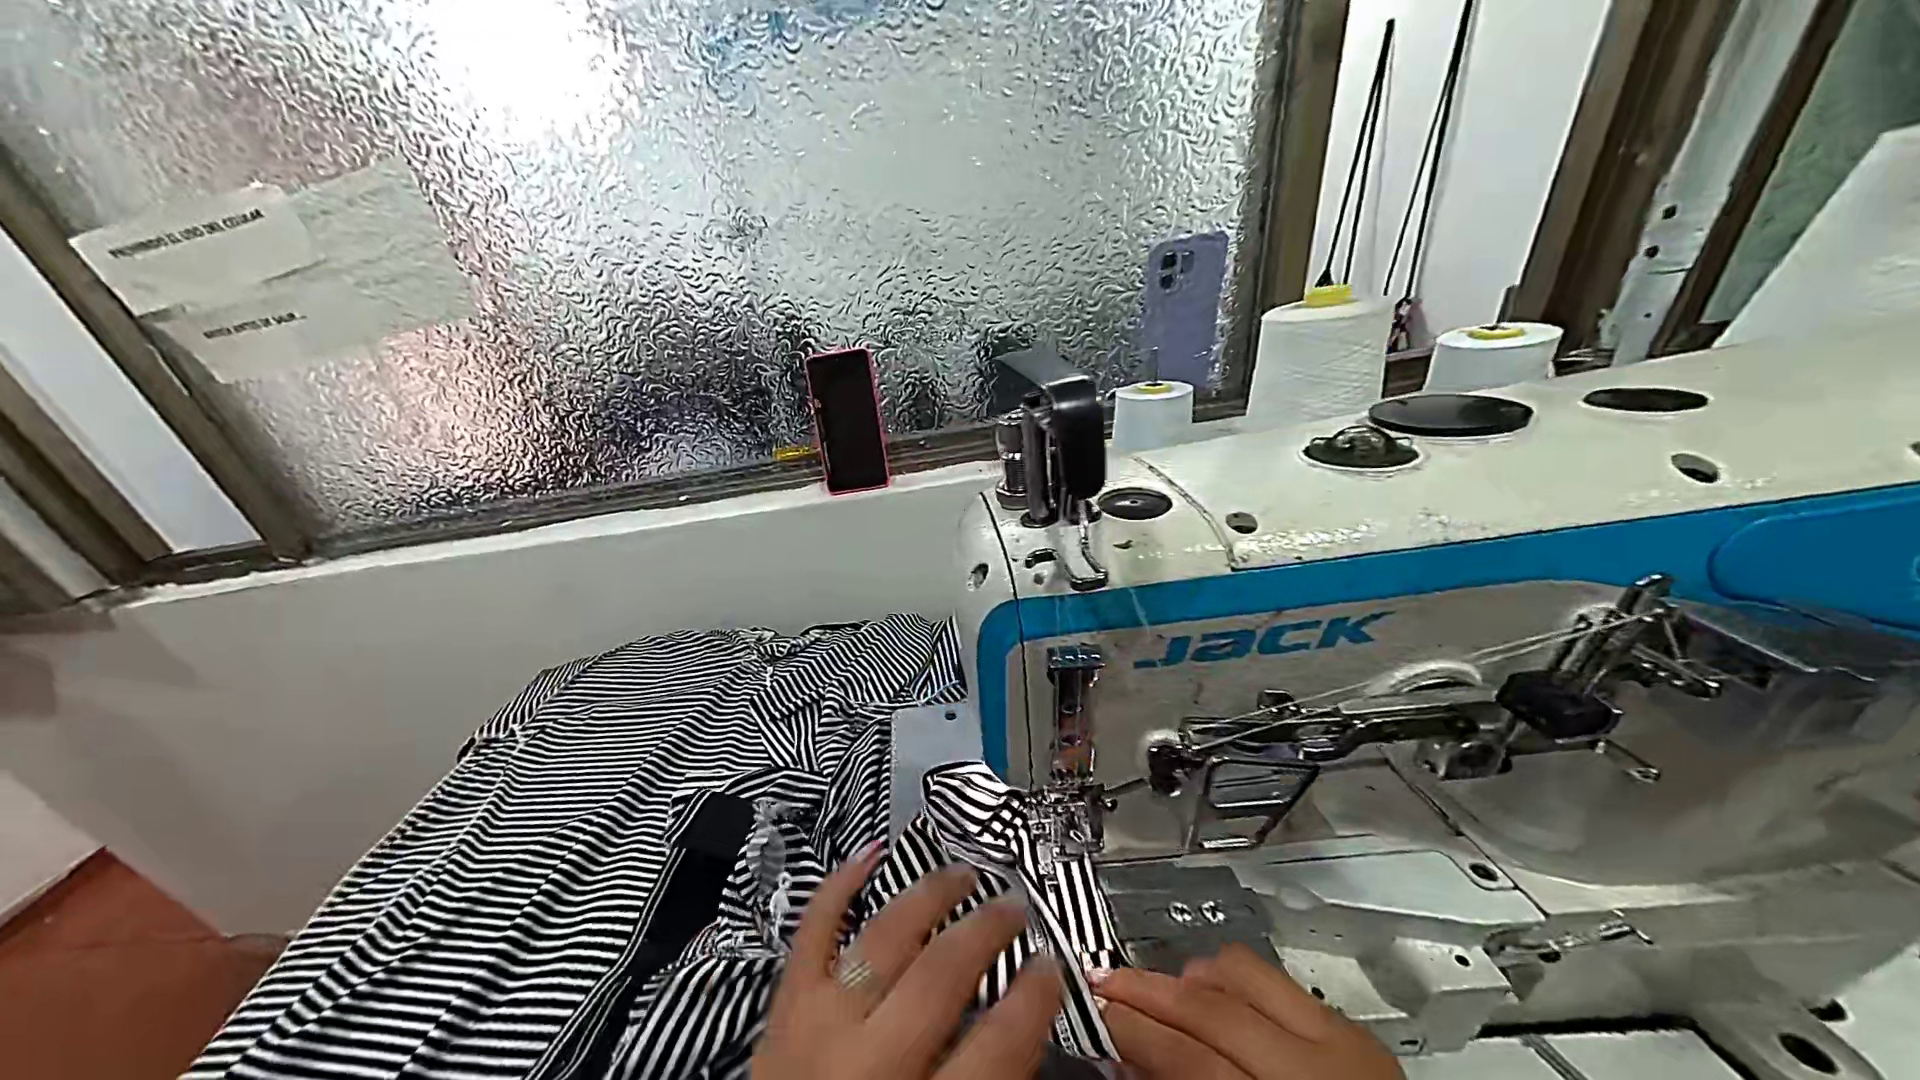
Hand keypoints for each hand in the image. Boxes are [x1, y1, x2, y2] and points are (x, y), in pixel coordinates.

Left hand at [752, 843, 1063, 1079]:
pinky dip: (839, 887)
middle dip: (987, 931)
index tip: (1051, 967)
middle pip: (941, 976)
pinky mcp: (785, 1008)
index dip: (1033, 999)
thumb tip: (1018, 1027)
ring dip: (930, 896)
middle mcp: (871, 1062)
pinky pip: (812, 932)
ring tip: (963, 874)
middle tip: (1013, 907)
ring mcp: (821, 1026)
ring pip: (885, 939)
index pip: (997, 1046)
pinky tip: (869, 854)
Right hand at [1090, 944, 1405, 1079]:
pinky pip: (1274, 976)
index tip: (1096, 1015)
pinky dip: (1230, 975)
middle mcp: (1317, 1070)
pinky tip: (1206, 987)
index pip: (1193, 1061)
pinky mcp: (1354, 1030)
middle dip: (1146, 990)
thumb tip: (1128, 1061)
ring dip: (1187, 974)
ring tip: (1151, 984)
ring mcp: (1342, 1043)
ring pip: (1242, 972)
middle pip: (1211, 1007)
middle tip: (1102, 983)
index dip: (1135, 1032)